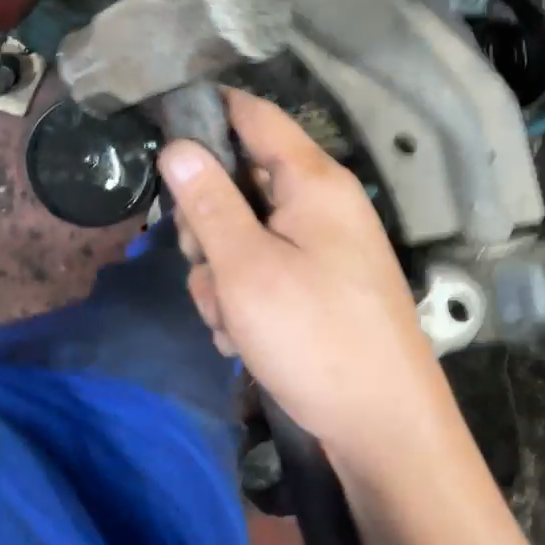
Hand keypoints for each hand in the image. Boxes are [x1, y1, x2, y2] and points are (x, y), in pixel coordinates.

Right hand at [159, 90, 441, 448]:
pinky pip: (262, 269)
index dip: (205, 111)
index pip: (253, 114)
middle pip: (239, 179)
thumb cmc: (314, 338)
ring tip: (229, 318)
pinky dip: (243, 297)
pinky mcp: (318, 286)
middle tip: (200, 259)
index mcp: (313, 181)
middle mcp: (321, 204)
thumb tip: (176, 145)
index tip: (158, 131)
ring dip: (220, 272)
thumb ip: (207, 201)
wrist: (386, 434)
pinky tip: (241, 336)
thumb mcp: (245, 267)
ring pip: (243, 232)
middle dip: (206, 221)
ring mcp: (321, 247)